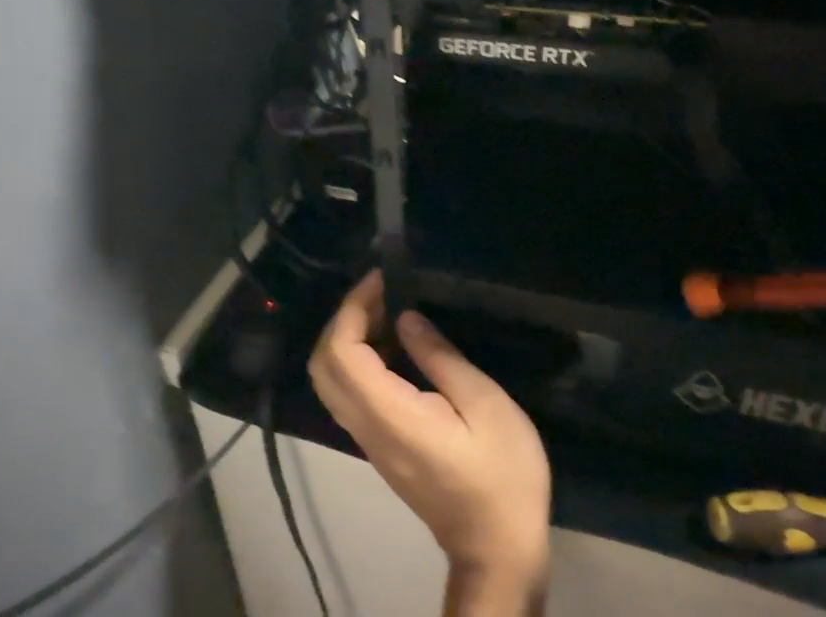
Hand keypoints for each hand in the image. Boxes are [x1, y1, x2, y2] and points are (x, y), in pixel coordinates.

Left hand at [308, 271, 550, 609]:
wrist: (497, 546)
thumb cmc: (502, 474)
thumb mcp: (485, 405)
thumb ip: (440, 358)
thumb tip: (404, 318)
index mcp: (389, 414)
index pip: (340, 352)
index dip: (353, 308)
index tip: (382, 280)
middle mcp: (366, 427)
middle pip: (323, 365)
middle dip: (344, 319)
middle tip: (384, 293)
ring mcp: (368, 441)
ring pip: (331, 382)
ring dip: (349, 339)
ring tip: (392, 312)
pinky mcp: (379, 448)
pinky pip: (349, 395)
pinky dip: (358, 361)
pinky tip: (397, 347)